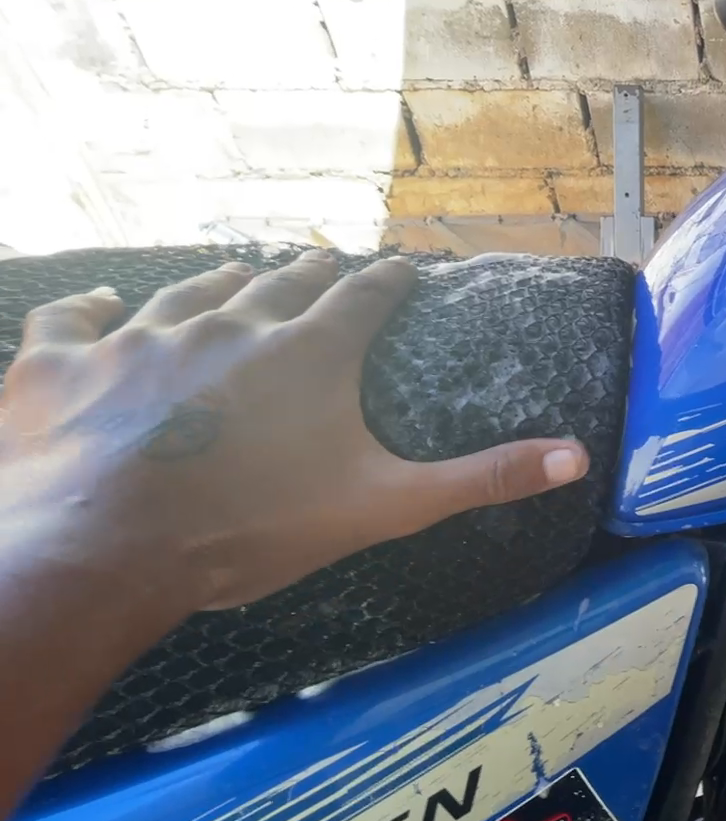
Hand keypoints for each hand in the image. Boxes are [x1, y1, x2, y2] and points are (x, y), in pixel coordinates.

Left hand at [0, 250, 589, 609]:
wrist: (87, 561)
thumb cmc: (255, 526)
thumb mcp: (392, 504)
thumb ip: (487, 477)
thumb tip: (578, 457)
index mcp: (310, 354)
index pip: (364, 298)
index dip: (388, 280)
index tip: (402, 266)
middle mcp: (227, 330)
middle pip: (278, 284)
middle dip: (309, 272)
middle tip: (325, 258)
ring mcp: (132, 343)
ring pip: (184, 295)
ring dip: (218, 281)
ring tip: (236, 272)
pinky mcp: (49, 371)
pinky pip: (68, 321)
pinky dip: (88, 310)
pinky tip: (98, 303)